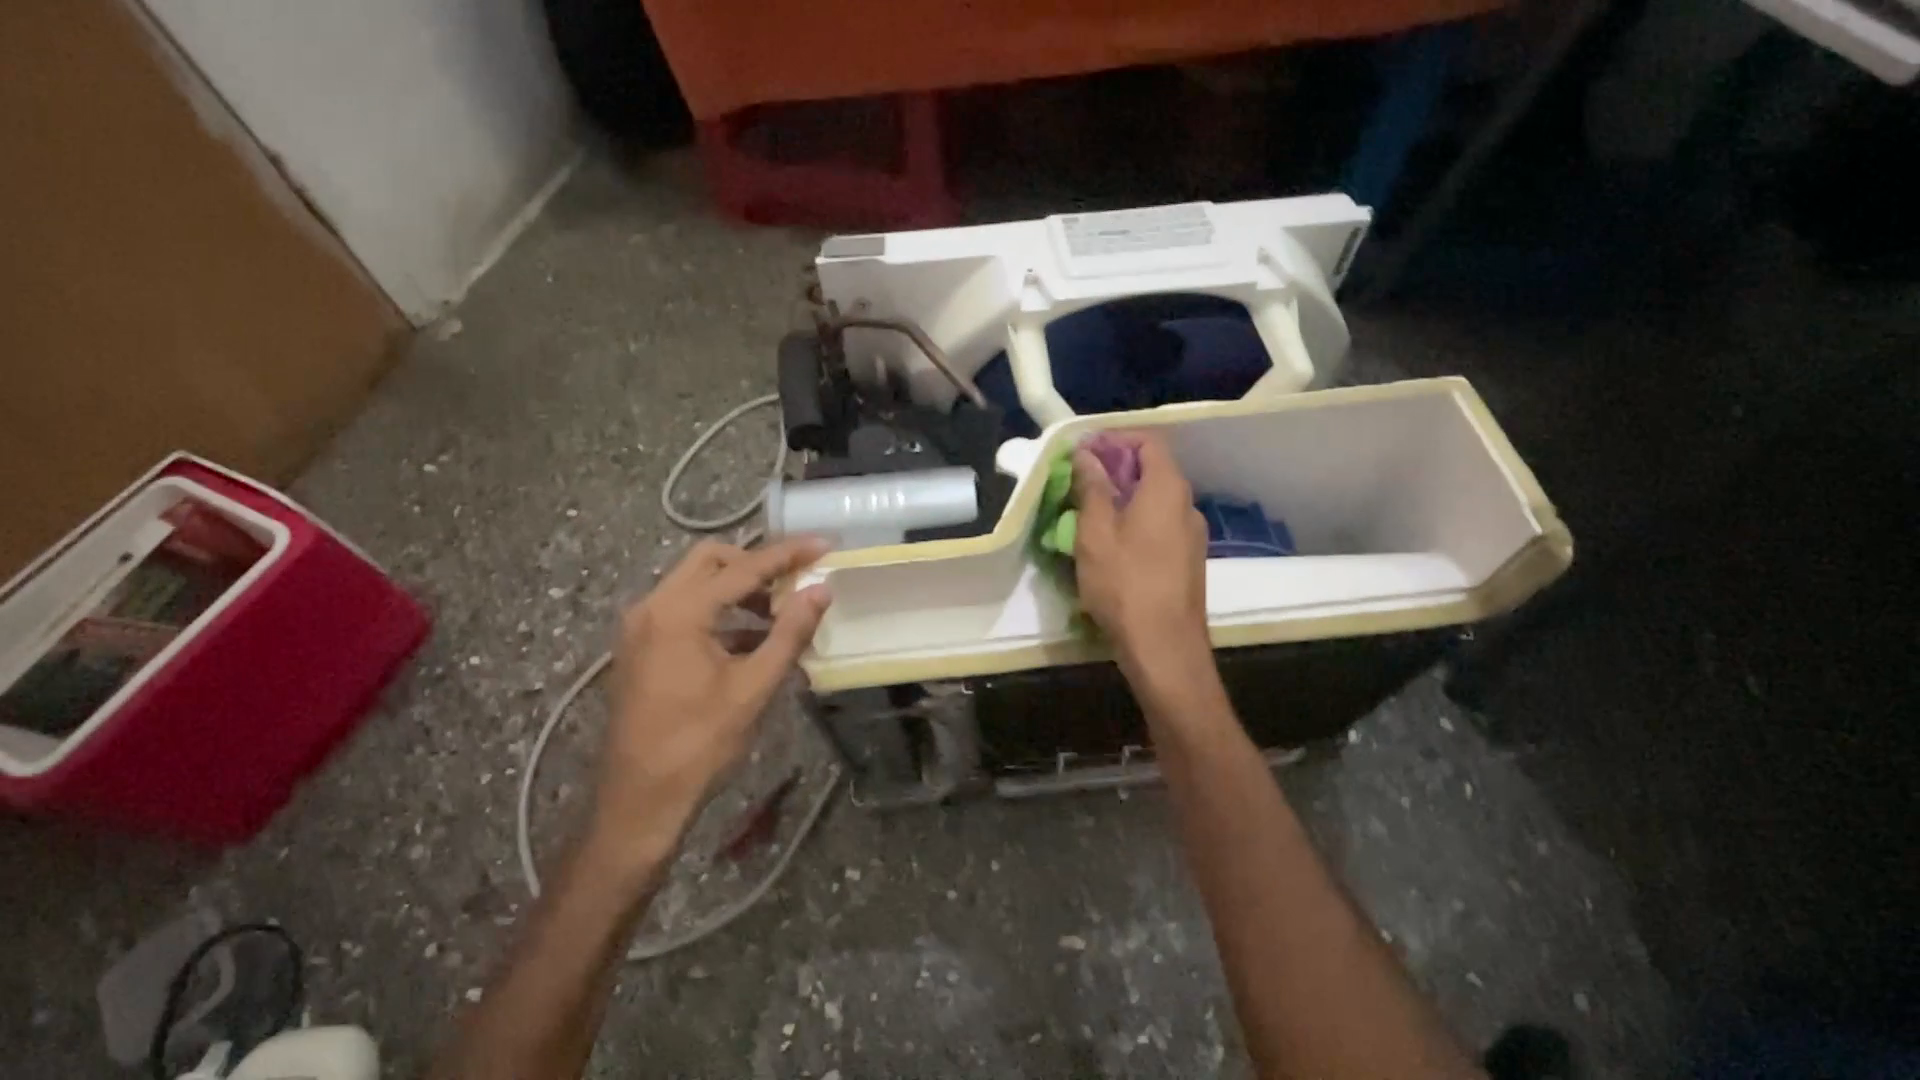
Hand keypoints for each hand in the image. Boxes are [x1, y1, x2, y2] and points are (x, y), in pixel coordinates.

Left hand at [591, 537, 831, 860]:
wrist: (639, 799)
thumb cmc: (699, 744)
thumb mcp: (753, 688)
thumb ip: (789, 632)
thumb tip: (820, 591)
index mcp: (679, 612)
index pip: (743, 568)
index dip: (787, 555)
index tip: (823, 546)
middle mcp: (652, 607)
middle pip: (710, 562)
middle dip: (756, 564)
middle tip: (796, 580)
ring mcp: (640, 627)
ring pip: (694, 586)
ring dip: (737, 591)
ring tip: (780, 615)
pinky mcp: (639, 648)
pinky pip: (682, 612)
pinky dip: (717, 615)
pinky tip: (750, 642)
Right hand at [1072, 433, 1215, 696]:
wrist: (1164, 648)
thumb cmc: (1125, 584)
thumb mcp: (1095, 533)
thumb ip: (1093, 488)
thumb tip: (1088, 455)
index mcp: (1168, 489)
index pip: (1149, 442)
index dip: (1115, 439)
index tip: (1083, 451)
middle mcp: (1187, 505)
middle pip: (1153, 471)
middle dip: (1116, 470)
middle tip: (1079, 482)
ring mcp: (1192, 536)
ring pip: (1156, 502)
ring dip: (1124, 499)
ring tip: (1088, 514)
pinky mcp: (1188, 562)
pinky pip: (1160, 527)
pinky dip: (1136, 523)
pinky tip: (1110, 545)